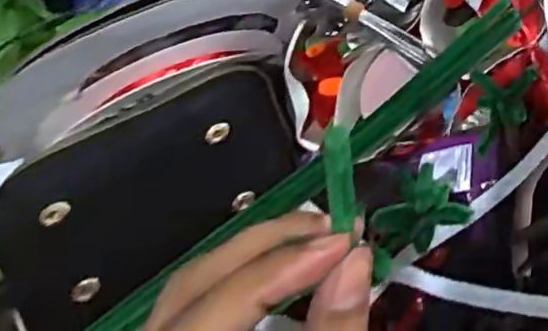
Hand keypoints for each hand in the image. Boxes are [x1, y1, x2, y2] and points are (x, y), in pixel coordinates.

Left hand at [146, 212, 371, 330]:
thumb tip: (356, 258)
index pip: (207, 315)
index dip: (281, 268)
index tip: (346, 242)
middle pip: (193, 284)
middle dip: (274, 246)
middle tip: (340, 231)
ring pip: (190, 286)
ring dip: (263, 254)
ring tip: (322, 244)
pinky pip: (192, 303)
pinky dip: (245, 278)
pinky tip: (290, 273)